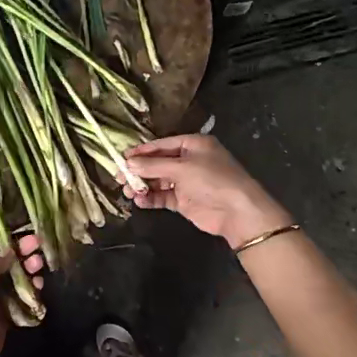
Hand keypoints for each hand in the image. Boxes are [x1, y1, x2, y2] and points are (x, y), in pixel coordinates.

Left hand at [0, 235, 45, 356]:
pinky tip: (38, 284)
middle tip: (36, 243)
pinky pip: (18, 297)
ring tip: (39, 263)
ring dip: (25, 269)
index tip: (16, 225)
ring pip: (11, 278)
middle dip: (16, 251)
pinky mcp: (2, 314)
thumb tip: (9, 248)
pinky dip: (28, 290)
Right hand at [123, 135, 293, 247]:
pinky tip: (140, 201)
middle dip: (138, 171)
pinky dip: (150, 198)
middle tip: (119, 178)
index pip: (161, 145)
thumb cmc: (213, 180)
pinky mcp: (183, 200)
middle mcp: (188, 161)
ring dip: (142, 186)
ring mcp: (186, 182)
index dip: (141, 152)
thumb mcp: (182, 167)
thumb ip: (153, 166)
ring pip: (157, 181)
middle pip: (157, 163)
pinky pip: (162, 196)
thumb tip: (128, 164)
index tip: (121, 158)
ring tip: (128, 192)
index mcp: (192, 145)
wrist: (237, 211)